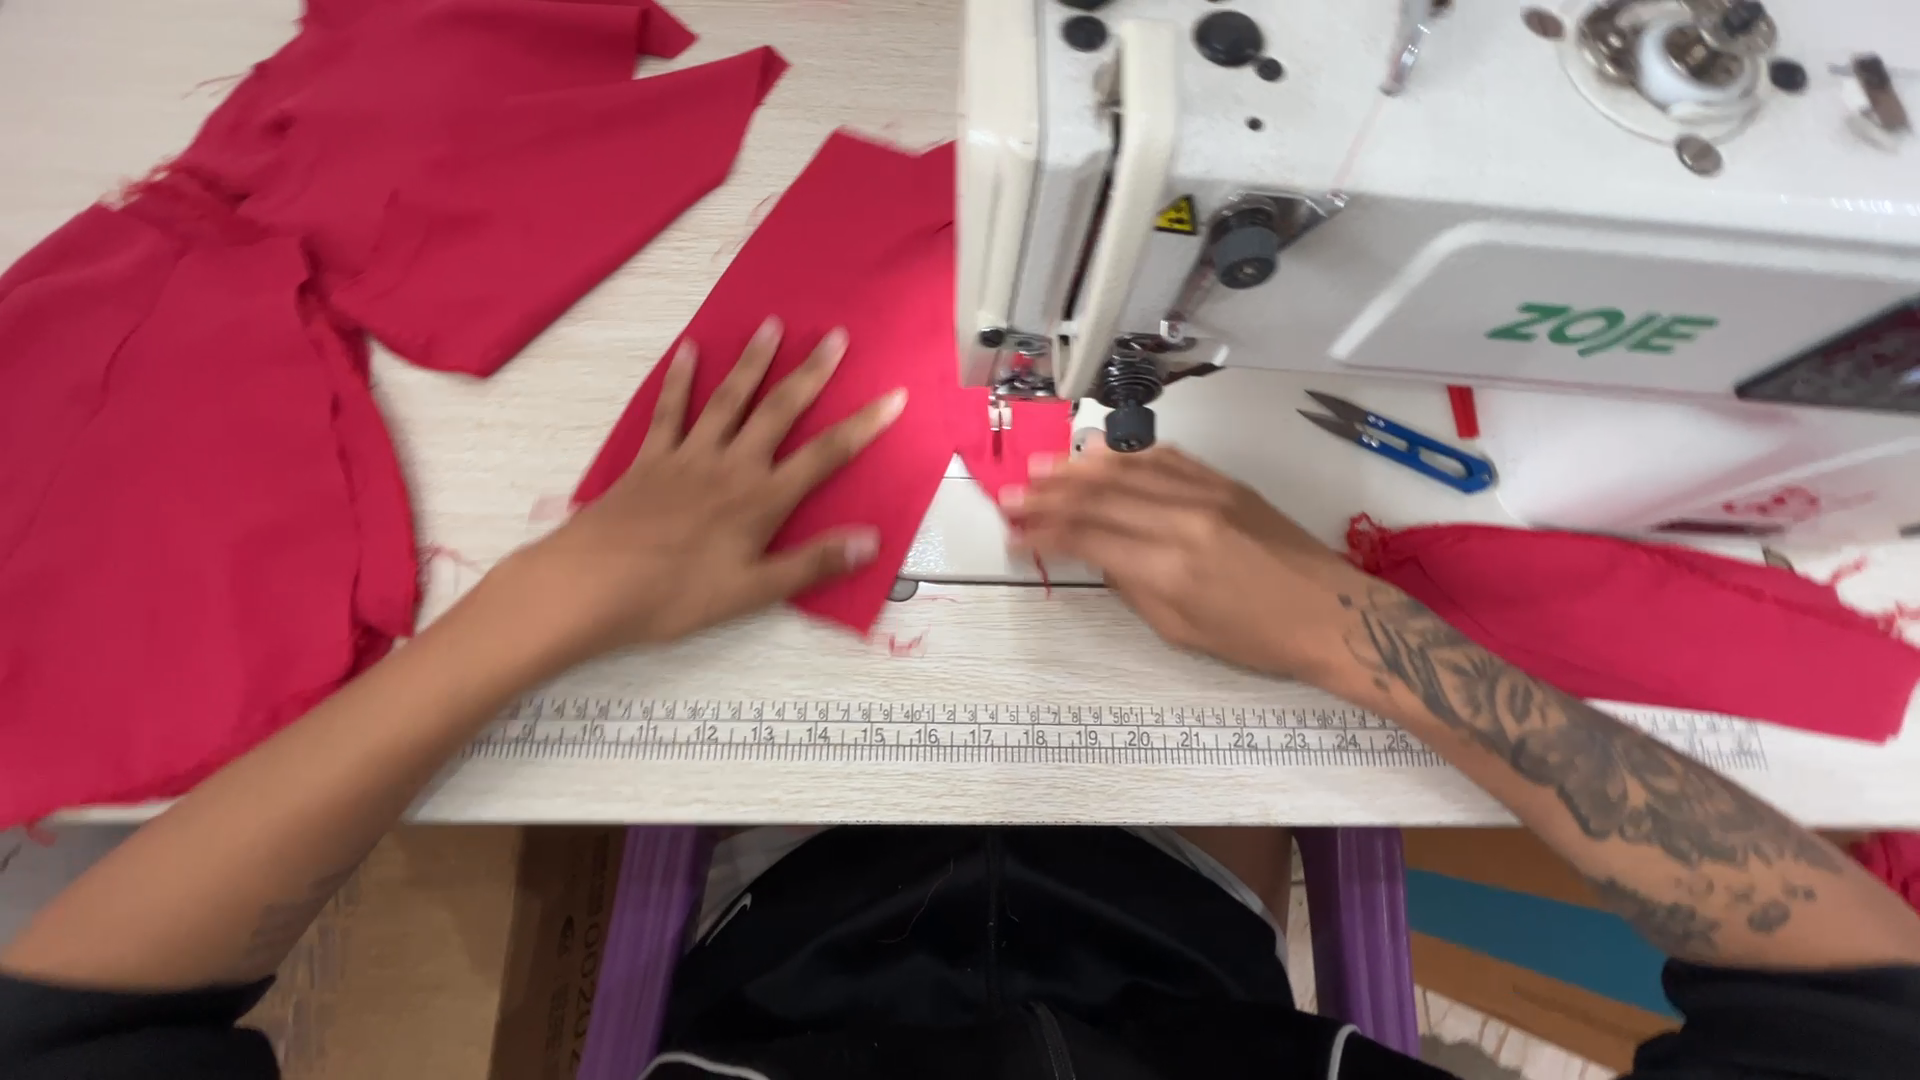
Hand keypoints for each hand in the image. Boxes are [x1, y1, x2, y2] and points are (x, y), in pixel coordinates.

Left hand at [511, 317, 904, 661]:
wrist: (591, 586)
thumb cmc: (676, 595)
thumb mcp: (753, 591)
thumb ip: (812, 563)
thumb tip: (870, 541)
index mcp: (762, 499)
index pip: (825, 456)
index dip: (863, 426)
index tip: (892, 397)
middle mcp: (731, 466)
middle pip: (780, 412)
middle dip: (812, 374)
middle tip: (835, 337)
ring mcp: (689, 456)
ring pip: (730, 399)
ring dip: (754, 362)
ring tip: (773, 326)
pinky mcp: (651, 458)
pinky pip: (670, 410)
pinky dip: (681, 380)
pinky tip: (690, 351)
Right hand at [1004, 444, 1366, 679]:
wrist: (1332, 614)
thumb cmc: (1256, 639)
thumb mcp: (1180, 630)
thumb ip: (1132, 588)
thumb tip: (1099, 555)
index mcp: (1167, 568)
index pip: (1086, 538)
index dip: (1042, 532)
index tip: (1013, 530)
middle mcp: (1181, 520)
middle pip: (1098, 497)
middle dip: (1047, 495)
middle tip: (1012, 493)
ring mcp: (1206, 494)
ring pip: (1127, 469)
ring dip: (1078, 468)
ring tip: (1043, 466)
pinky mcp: (1225, 483)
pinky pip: (1167, 459)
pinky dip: (1128, 456)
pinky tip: (1102, 455)